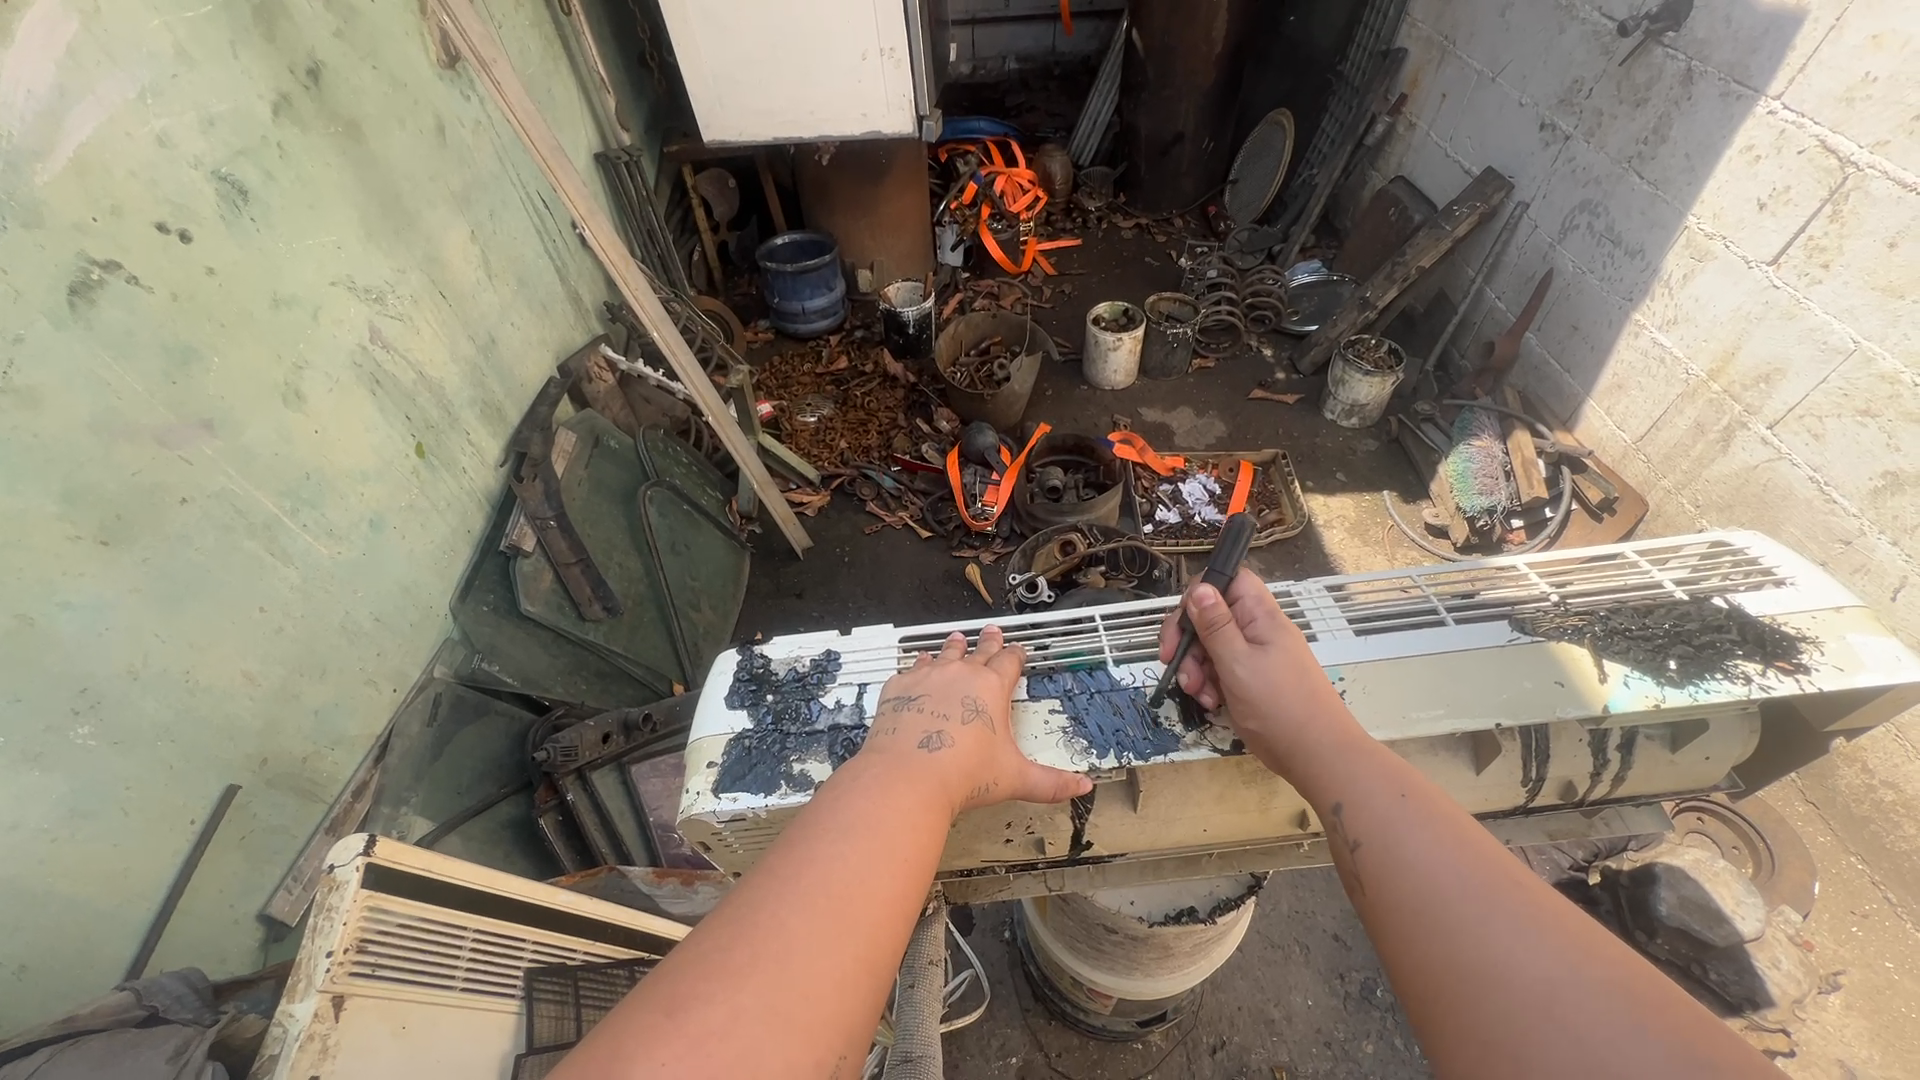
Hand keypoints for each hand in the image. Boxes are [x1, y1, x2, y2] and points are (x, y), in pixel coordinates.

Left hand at [854, 627, 1091, 815]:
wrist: (909, 776)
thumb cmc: (965, 776)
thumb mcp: (1015, 779)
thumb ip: (1051, 782)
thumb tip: (1083, 787)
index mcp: (992, 688)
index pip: (1009, 661)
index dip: (1016, 655)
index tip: (1018, 650)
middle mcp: (961, 673)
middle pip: (979, 650)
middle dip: (988, 641)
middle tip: (992, 630)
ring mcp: (927, 676)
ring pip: (944, 654)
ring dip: (952, 647)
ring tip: (956, 639)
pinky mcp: (899, 687)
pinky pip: (911, 669)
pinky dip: (917, 667)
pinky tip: (917, 666)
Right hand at [1157, 568, 1364, 777]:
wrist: (1317, 757)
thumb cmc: (1280, 708)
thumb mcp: (1238, 664)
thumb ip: (1216, 626)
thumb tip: (1199, 587)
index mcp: (1260, 617)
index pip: (1229, 580)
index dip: (1202, 591)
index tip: (1183, 621)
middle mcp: (1256, 630)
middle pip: (1210, 614)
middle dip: (1187, 638)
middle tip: (1172, 662)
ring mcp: (1253, 655)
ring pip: (1209, 644)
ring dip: (1194, 666)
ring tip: (1198, 692)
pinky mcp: (1248, 679)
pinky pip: (1218, 669)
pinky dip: (1207, 683)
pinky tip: (1210, 702)